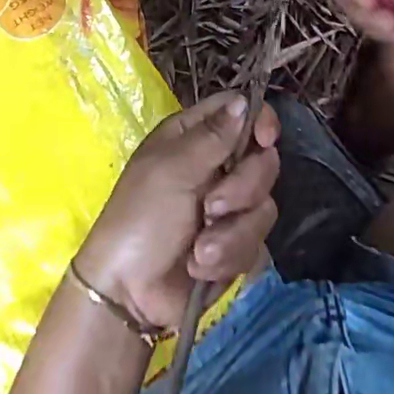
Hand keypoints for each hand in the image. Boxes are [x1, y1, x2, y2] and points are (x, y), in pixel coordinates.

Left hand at [74, 91, 280, 330]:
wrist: (129, 291)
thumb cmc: (142, 216)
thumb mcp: (173, 169)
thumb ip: (214, 136)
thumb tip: (244, 102)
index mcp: (193, 135)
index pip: (239, 110)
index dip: (258, 120)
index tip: (264, 140)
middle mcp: (215, 164)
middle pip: (261, 158)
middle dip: (242, 188)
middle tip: (211, 207)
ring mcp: (227, 205)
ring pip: (263, 204)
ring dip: (231, 231)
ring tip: (199, 249)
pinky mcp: (235, 242)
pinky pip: (256, 241)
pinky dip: (228, 255)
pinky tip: (199, 265)